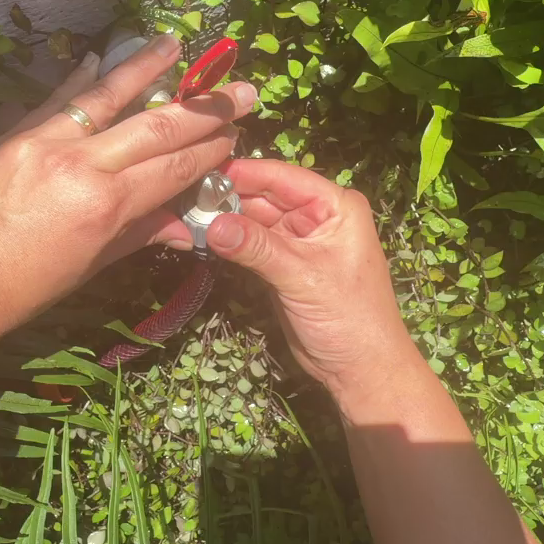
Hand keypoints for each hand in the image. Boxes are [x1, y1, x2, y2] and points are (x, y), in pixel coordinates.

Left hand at [0, 32, 255, 342]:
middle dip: (203, 107)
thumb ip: (138, 235)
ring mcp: (45, 142)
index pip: (172, 168)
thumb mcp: (89, 268)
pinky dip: (80, 78)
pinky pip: (57, 100)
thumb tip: (185, 225)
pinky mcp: (15, 134)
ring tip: (175, 43)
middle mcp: (81, 164)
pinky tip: (100, 57)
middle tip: (240, 90)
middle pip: (155, 126)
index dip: (209, 150)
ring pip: (106, 97)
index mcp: (105, 206)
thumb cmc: (24, 289)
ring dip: (145, 68)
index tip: (235, 135)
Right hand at [202, 159, 424, 404]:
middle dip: (227, 198)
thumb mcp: (303, 277)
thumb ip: (258, 248)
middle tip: (184, 198)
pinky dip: (230, 242)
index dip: (243, 173)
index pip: (282, 177)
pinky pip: (250, 245)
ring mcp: (297, 241)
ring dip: (224, 220)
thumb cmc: (348, 318)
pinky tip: (202, 237)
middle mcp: (316, 216)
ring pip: (253, 220)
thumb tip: (212, 224)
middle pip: (263, 196)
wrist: (359, 370)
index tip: (201, 173)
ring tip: (185, 216)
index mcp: (334, 206)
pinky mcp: (281, 265)